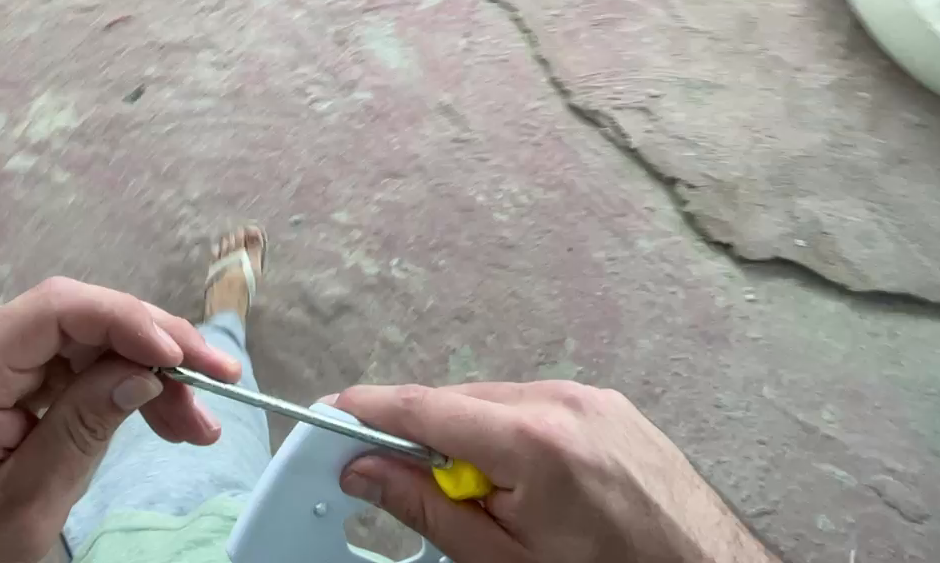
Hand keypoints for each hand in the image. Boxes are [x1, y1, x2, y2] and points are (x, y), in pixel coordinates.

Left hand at [0, 277, 242, 562]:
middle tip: (218, 381)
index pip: (56, 310)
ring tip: (197, 421)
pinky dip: (121, 380)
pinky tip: (163, 412)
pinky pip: (77, 356)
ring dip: (148, 369)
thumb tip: (142, 372)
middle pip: (83, 315)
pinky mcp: (13, 361)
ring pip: (90, 335)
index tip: (178, 355)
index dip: (124, 318)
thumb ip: (81, 431)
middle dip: (155, 345)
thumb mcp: (23, 506)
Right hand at [336, 381, 779, 562]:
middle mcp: (558, 398)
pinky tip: (528, 477)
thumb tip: (360, 470)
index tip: (331, 410)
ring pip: (492, 400)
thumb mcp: (507, 562)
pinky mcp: (608, 401)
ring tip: (493, 494)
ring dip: (471, 434)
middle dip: (427, 435)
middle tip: (420, 483)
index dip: (371, 408)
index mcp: (533, 441)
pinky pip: (531, 403)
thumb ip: (426, 507)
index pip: (425, 408)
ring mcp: (588, 394)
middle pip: (457, 401)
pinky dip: (509, 430)